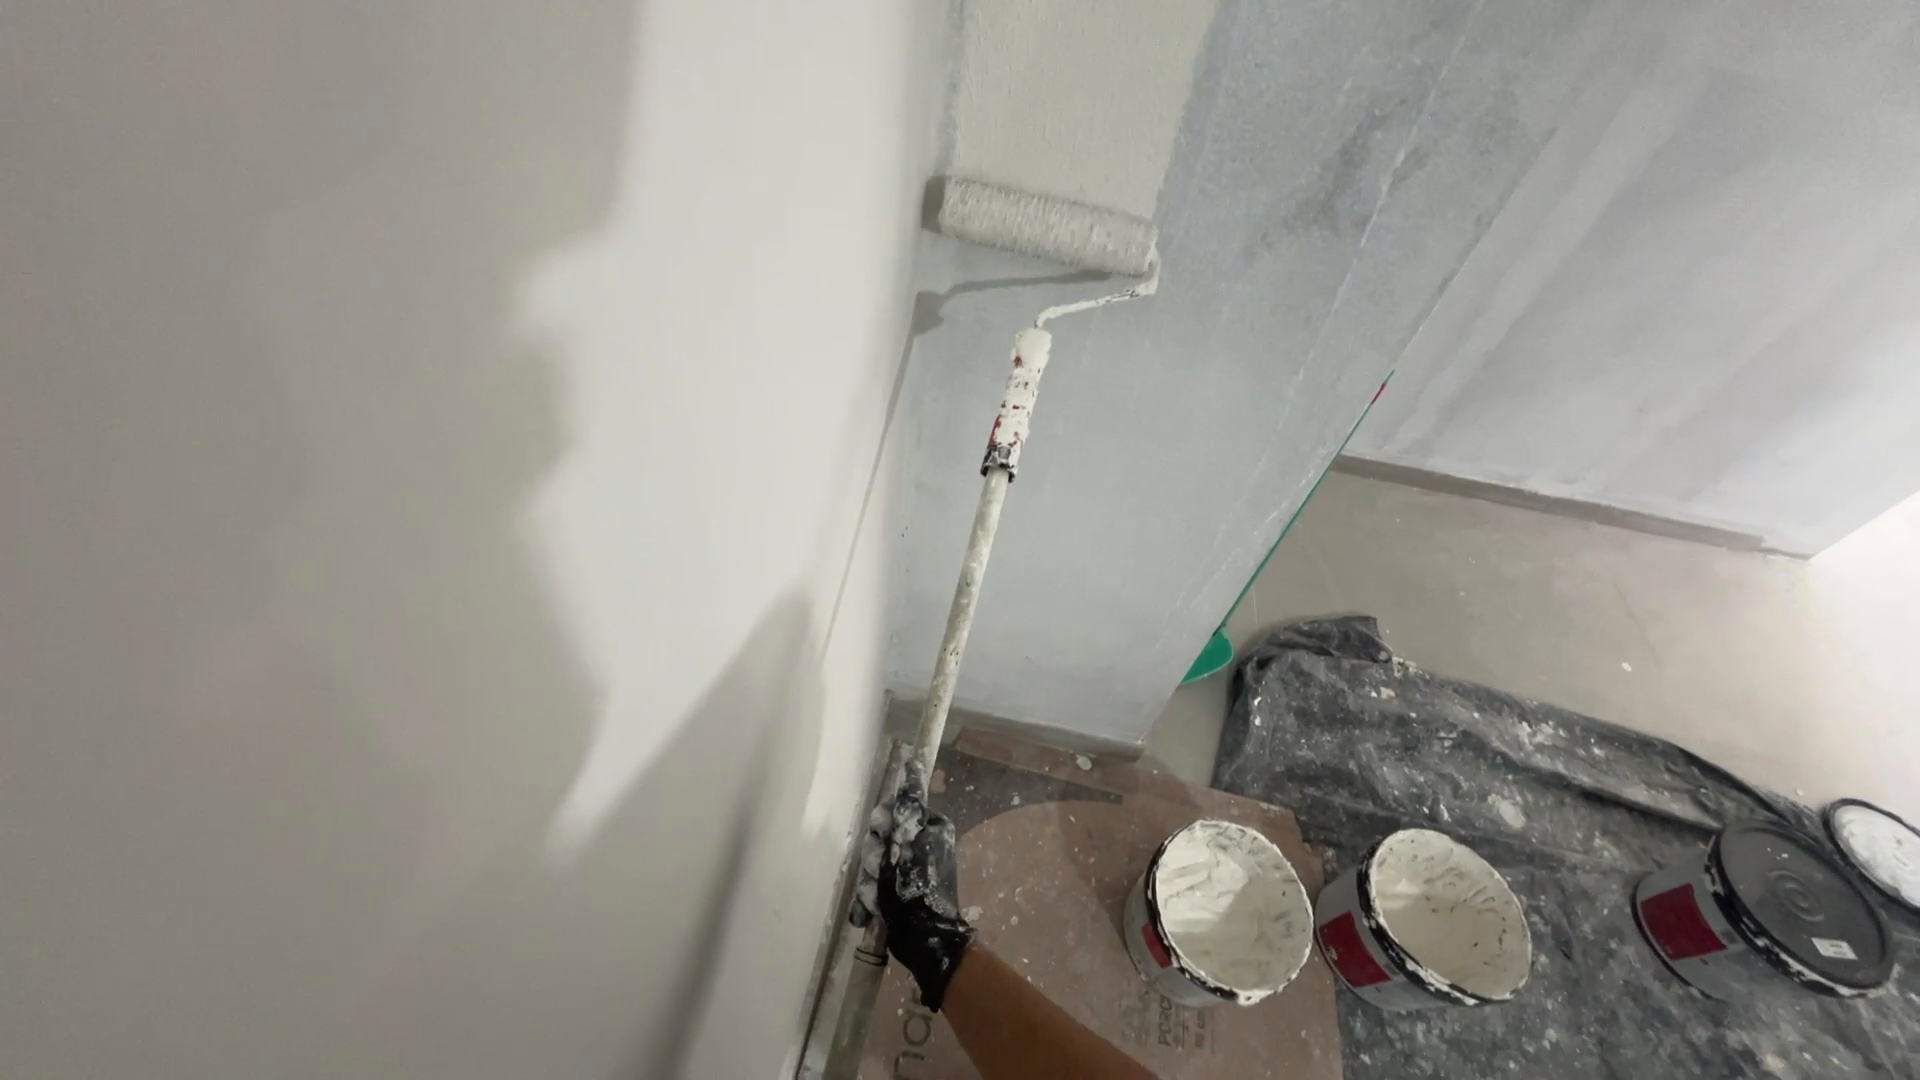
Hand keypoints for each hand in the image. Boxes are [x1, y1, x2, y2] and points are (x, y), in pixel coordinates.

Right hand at [852, 759, 975, 1010]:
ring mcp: (908, 870)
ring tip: (878, 897)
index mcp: (931, 827)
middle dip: (874, 857)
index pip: (895, 808)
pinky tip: (871, 911)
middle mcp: (921, 844)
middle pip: (880, 837)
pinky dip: (870, 900)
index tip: (883, 833)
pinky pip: (873, 887)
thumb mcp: (910, 838)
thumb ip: (907, 805)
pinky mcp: (898, 892)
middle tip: (879, 869)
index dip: (883, 822)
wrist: (922, 941)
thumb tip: (914, 764)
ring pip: (873, 864)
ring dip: (870, 881)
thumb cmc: (917, 887)